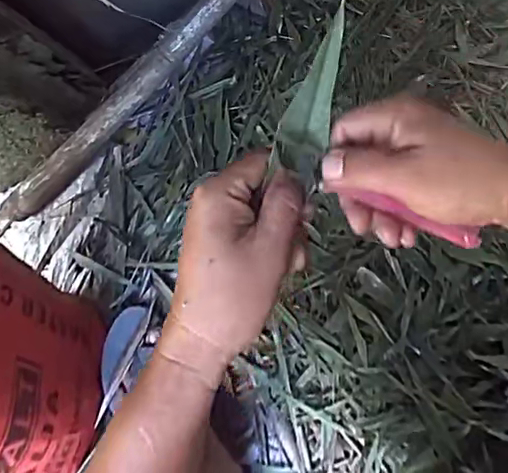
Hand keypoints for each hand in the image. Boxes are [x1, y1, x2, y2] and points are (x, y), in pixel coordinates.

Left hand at [159, 151, 305, 380]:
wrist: (201, 346)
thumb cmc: (235, 295)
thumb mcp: (270, 245)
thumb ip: (286, 201)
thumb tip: (295, 172)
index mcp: (218, 190)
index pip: (265, 161)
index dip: (290, 180)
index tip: (307, 209)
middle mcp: (213, 197)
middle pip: (266, 186)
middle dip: (288, 213)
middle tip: (296, 245)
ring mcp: (215, 219)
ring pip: (265, 209)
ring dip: (283, 233)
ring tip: (287, 264)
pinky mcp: (220, 238)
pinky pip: (253, 226)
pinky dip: (270, 244)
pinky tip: (277, 269)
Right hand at [320, 95, 507, 247]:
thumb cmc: (456, 181)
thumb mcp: (402, 178)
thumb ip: (360, 170)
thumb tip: (323, 165)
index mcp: (394, 116)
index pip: (345, 130)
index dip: (337, 163)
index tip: (342, 198)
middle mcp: (403, 125)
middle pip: (363, 158)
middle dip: (363, 197)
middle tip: (366, 229)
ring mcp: (420, 145)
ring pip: (383, 177)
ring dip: (383, 211)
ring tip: (395, 240)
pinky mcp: (433, 166)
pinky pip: (405, 185)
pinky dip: (402, 209)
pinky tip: (410, 235)